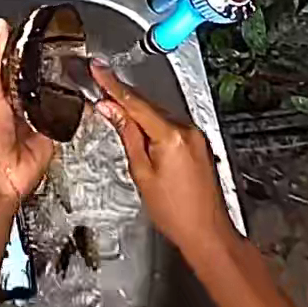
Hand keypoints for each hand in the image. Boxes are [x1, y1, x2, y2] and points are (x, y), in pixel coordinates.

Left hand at [0, 17, 57, 204]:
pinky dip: (71, 105)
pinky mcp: (52, 129)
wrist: (1, 172)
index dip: (25, 44)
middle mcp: (20, 98)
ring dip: (59, 83)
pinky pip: (65, 113)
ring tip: (70, 66)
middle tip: (59, 47)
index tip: (37, 28)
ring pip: (52, 91)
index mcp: (2, 86)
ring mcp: (37, 113)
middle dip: (46, 63)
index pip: (15, 58)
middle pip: (37, 73)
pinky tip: (75, 93)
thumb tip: (0, 26)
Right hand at [91, 59, 236, 254]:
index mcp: (170, 135)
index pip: (135, 102)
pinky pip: (169, 123)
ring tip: (117, 114)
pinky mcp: (198, 142)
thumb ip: (126, 134)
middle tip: (100, 93)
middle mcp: (186, 130)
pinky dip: (152, 123)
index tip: (98, 70)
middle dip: (123, 100)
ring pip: (157, 113)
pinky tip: (141, 129)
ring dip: (137, 112)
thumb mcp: (142, 172)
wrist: (209, 236)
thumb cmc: (176, 213)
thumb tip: (110, 108)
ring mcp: (195, 135)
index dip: (112, 84)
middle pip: (147, 105)